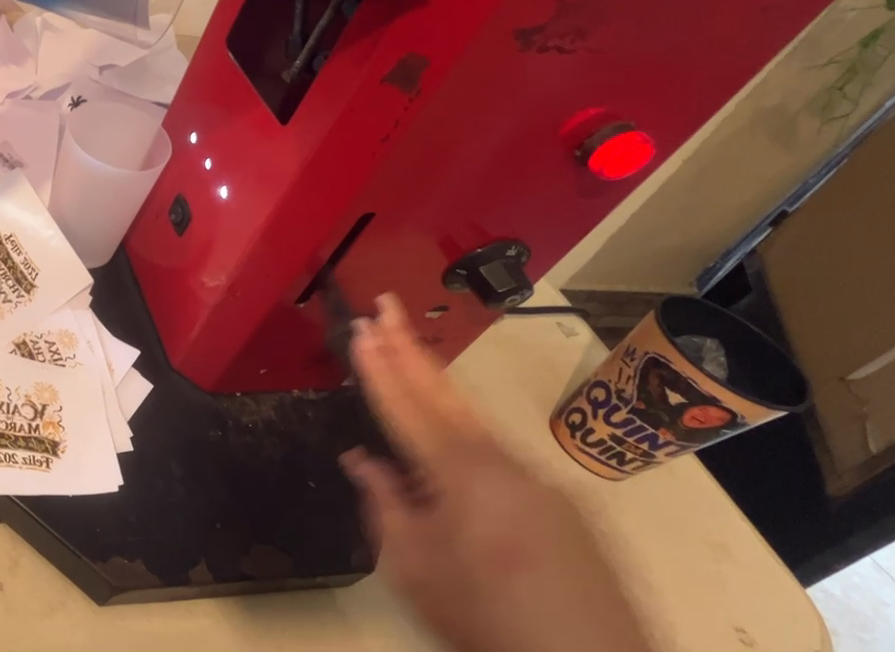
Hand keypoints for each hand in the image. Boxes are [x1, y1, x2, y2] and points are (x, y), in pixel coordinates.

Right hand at [343, 295, 656, 651]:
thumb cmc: (488, 618)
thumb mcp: (414, 570)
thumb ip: (385, 506)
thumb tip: (363, 462)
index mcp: (458, 474)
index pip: (405, 406)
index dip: (378, 366)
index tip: (360, 326)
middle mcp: (500, 463)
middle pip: (444, 393)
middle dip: (409, 345)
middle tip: (385, 304)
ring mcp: (538, 481)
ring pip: (474, 419)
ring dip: (436, 380)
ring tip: (406, 346)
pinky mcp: (563, 506)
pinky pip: (500, 452)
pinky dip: (465, 424)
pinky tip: (451, 428)